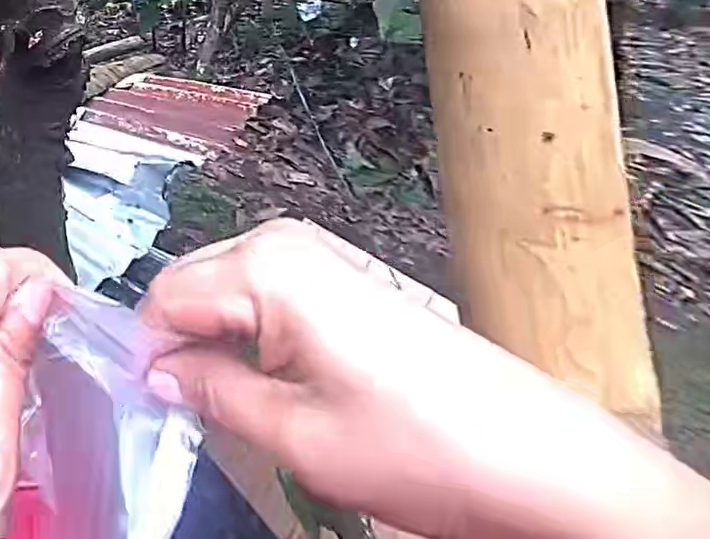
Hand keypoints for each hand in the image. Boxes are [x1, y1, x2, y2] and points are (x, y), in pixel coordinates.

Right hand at [140, 219, 709, 538]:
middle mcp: (277, 239)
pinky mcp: (330, 266)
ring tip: (229, 389)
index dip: (150, 351)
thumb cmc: (425, 451)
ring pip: (215, 283)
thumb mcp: (298, 436)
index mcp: (264, 266)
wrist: (561, 470)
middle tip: (188, 400)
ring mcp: (306, 247)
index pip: (165, 299)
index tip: (148, 398)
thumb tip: (152, 375)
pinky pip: (252, 285)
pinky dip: (243, 324)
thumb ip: (209, 392)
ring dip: (210, 333)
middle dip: (179, 339)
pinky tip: (265, 367)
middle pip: (186, 282)